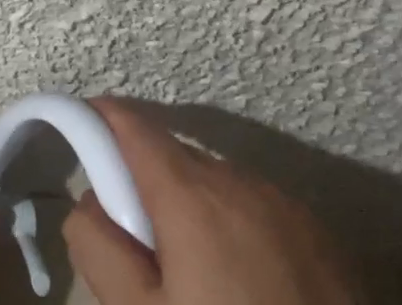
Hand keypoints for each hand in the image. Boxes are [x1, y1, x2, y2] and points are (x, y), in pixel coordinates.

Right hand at [64, 98, 363, 304]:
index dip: (93, 121)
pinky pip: (256, 208)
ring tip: (193, 270)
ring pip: (215, 181)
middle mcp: (242, 182)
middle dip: (141, 180)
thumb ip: (95, 244)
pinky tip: (242, 281)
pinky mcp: (326, 240)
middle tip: (135, 239)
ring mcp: (291, 208)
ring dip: (190, 204)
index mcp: (192, 192)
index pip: (127, 121)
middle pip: (170, 153)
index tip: (75, 143)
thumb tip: (89, 202)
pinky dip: (233, 224)